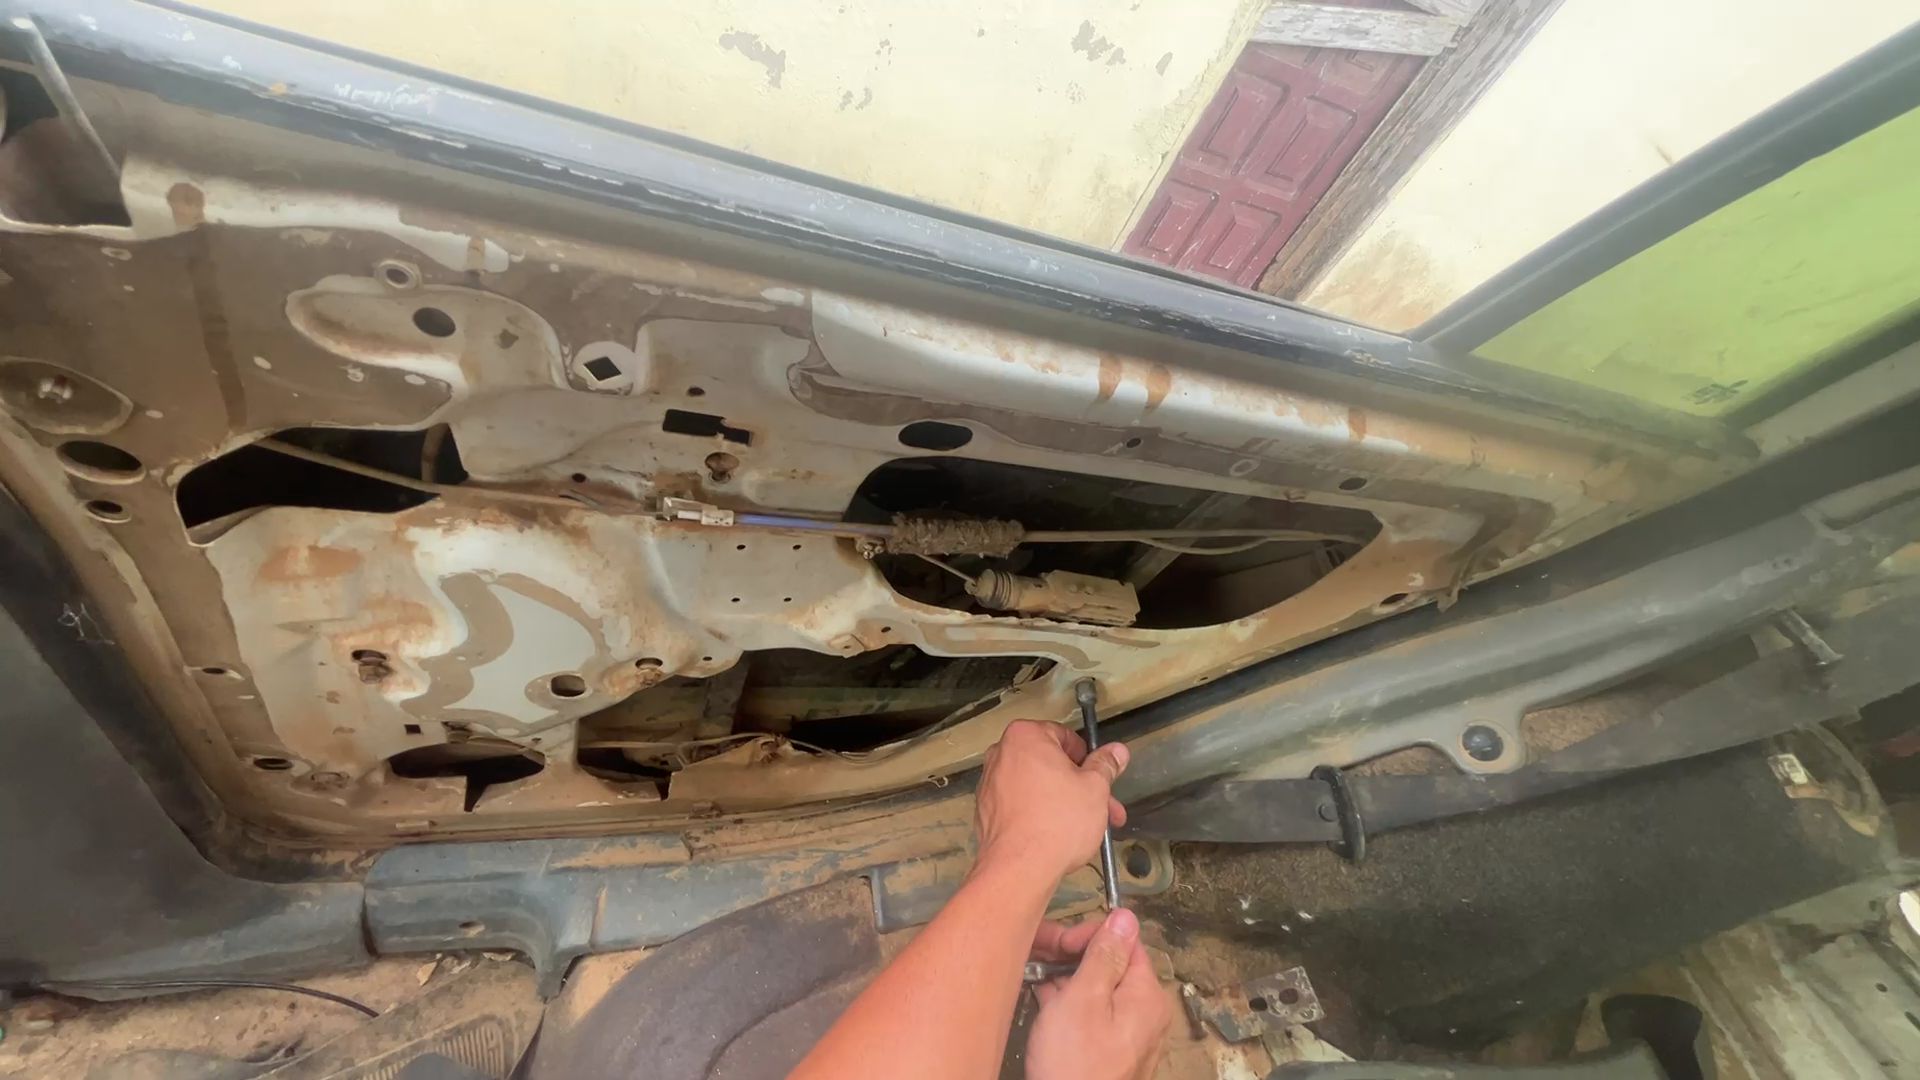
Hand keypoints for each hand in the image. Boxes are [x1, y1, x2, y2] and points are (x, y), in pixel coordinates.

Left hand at [975, 719, 1127, 883]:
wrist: (1019, 868)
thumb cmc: (1057, 822)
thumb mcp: (1094, 788)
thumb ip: (1105, 764)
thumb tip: (1116, 751)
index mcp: (1025, 736)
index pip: (1064, 735)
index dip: (1087, 759)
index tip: (1099, 778)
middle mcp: (1002, 753)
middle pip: (1050, 762)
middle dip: (1079, 785)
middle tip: (1103, 808)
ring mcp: (991, 781)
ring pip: (1036, 784)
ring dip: (1062, 801)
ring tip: (1087, 828)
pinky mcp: (987, 809)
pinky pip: (1020, 803)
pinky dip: (1038, 812)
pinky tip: (1058, 835)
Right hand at [1026, 910, 1171, 1079]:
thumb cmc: (1073, 1067)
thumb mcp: (1083, 999)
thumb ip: (1104, 954)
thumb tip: (1125, 915)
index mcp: (1145, 996)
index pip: (1123, 939)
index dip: (1089, 935)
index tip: (1061, 945)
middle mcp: (1142, 1012)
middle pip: (1108, 962)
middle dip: (1071, 957)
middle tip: (1039, 961)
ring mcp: (1126, 1032)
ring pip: (1094, 986)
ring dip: (1063, 978)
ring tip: (1034, 977)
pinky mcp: (1107, 1048)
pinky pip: (1089, 1011)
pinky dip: (1065, 1002)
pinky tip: (1041, 1001)